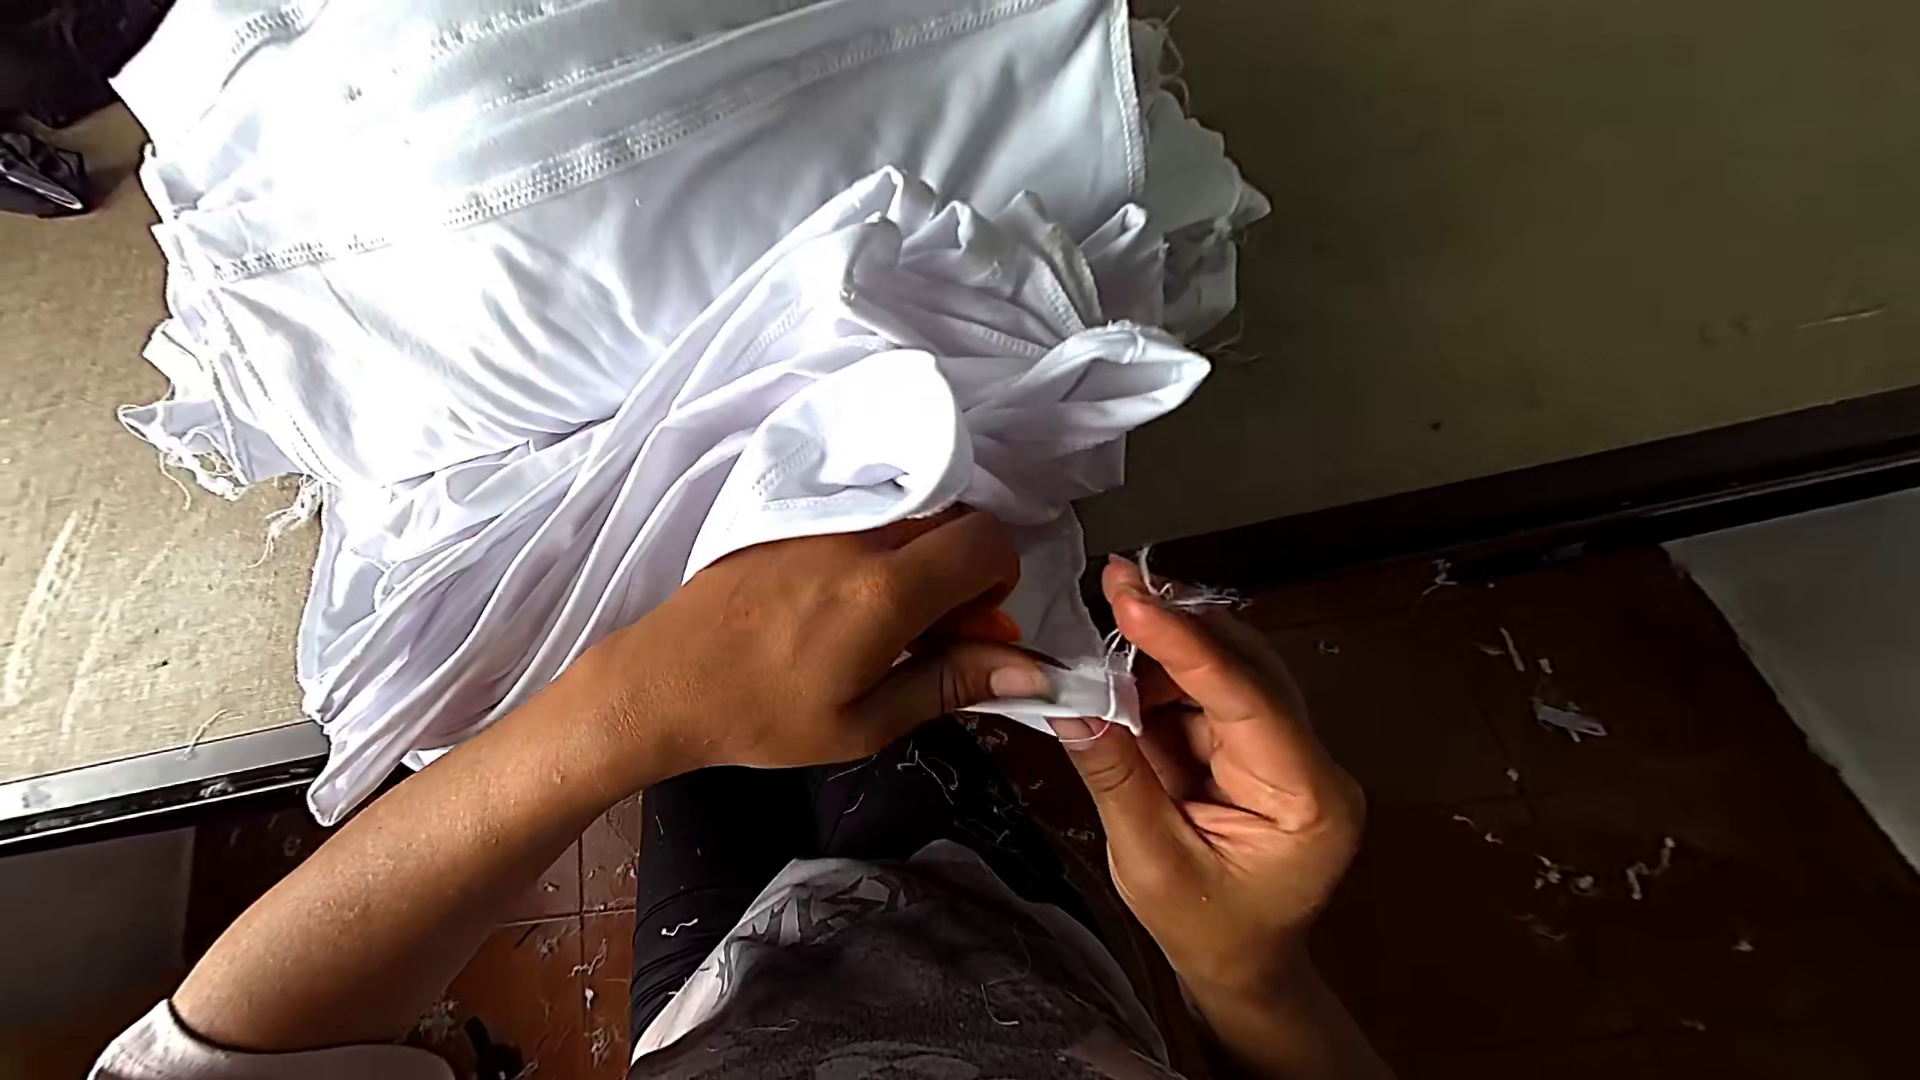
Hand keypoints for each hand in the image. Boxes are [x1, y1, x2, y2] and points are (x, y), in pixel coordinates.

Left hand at [568, 508, 1049, 785]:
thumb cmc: (763, 715)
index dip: (1000, 579)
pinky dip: (889, 550)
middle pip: (958, 522)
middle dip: (967, 571)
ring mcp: (827, 518)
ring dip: (927, 561)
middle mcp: (864, 535)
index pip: (988, 541)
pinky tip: (851, 600)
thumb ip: (954, 683)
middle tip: (933, 630)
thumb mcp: (866, 721)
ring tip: (888, 621)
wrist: (660, 679)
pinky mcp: (800, 516)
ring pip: (916, 517)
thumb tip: (1033, 674)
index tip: (974, 623)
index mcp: (886, 589)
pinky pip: (874, 516)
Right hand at [1052, 556, 1364, 1001]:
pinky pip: (1200, 685)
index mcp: (1307, 796)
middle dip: (1177, 622)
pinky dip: (1155, 672)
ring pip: (1222, 662)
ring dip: (1159, 646)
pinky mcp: (1246, 739)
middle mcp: (1304, 756)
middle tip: (1117, 583)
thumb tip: (1069, 703)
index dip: (1185, 643)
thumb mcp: (1152, 864)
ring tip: (1105, 634)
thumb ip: (1113, 776)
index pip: (1247, 698)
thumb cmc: (1209, 931)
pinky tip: (1120, 672)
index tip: (1131, 600)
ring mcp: (1278, 743)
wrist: (1242, 964)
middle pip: (1245, 661)